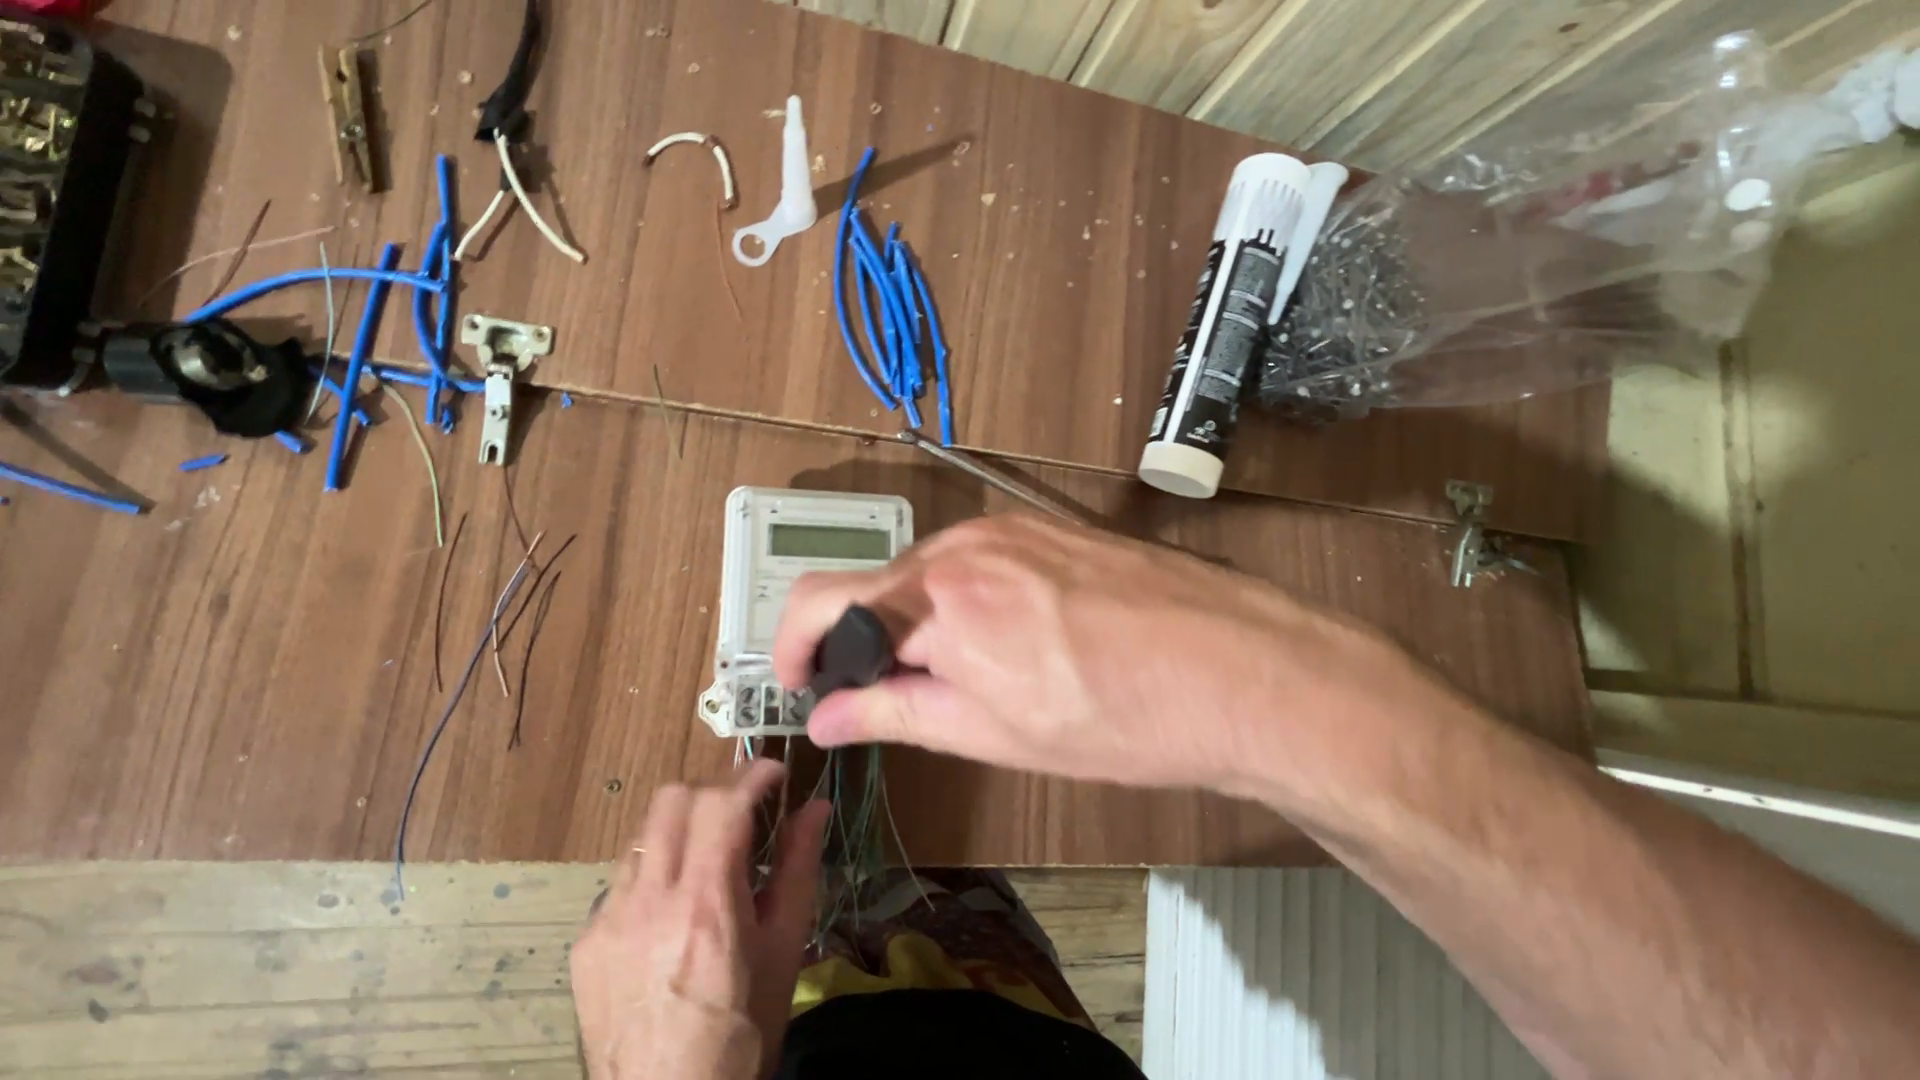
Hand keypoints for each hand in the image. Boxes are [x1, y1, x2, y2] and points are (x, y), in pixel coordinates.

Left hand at [570, 760, 830, 1079]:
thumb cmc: (744, 1031)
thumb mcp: (784, 951)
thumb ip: (798, 869)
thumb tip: (816, 808)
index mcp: (706, 904)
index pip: (721, 804)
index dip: (751, 774)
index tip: (775, 771)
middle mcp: (648, 901)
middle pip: (671, 800)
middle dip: (713, 789)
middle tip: (744, 810)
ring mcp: (607, 921)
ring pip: (643, 835)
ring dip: (682, 828)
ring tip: (709, 860)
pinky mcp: (584, 943)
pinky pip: (621, 880)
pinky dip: (655, 873)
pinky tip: (673, 911)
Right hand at [773, 514, 1444, 815]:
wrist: (1242, 671)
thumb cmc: (1125, 716)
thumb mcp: (994, 733)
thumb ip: (896, 713)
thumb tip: (829, 717)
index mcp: (939, 595)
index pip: (821, 598)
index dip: (795, 646)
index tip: (804, 683)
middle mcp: (966, 543)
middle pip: (874, 583)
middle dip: (864, 642)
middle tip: (887, 700)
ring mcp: (1011, 528)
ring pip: (926, 573)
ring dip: (919, 623)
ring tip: (963, 682)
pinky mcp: (1048, 529)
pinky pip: (975, 561)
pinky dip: (962, 602)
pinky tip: (1009, 645)